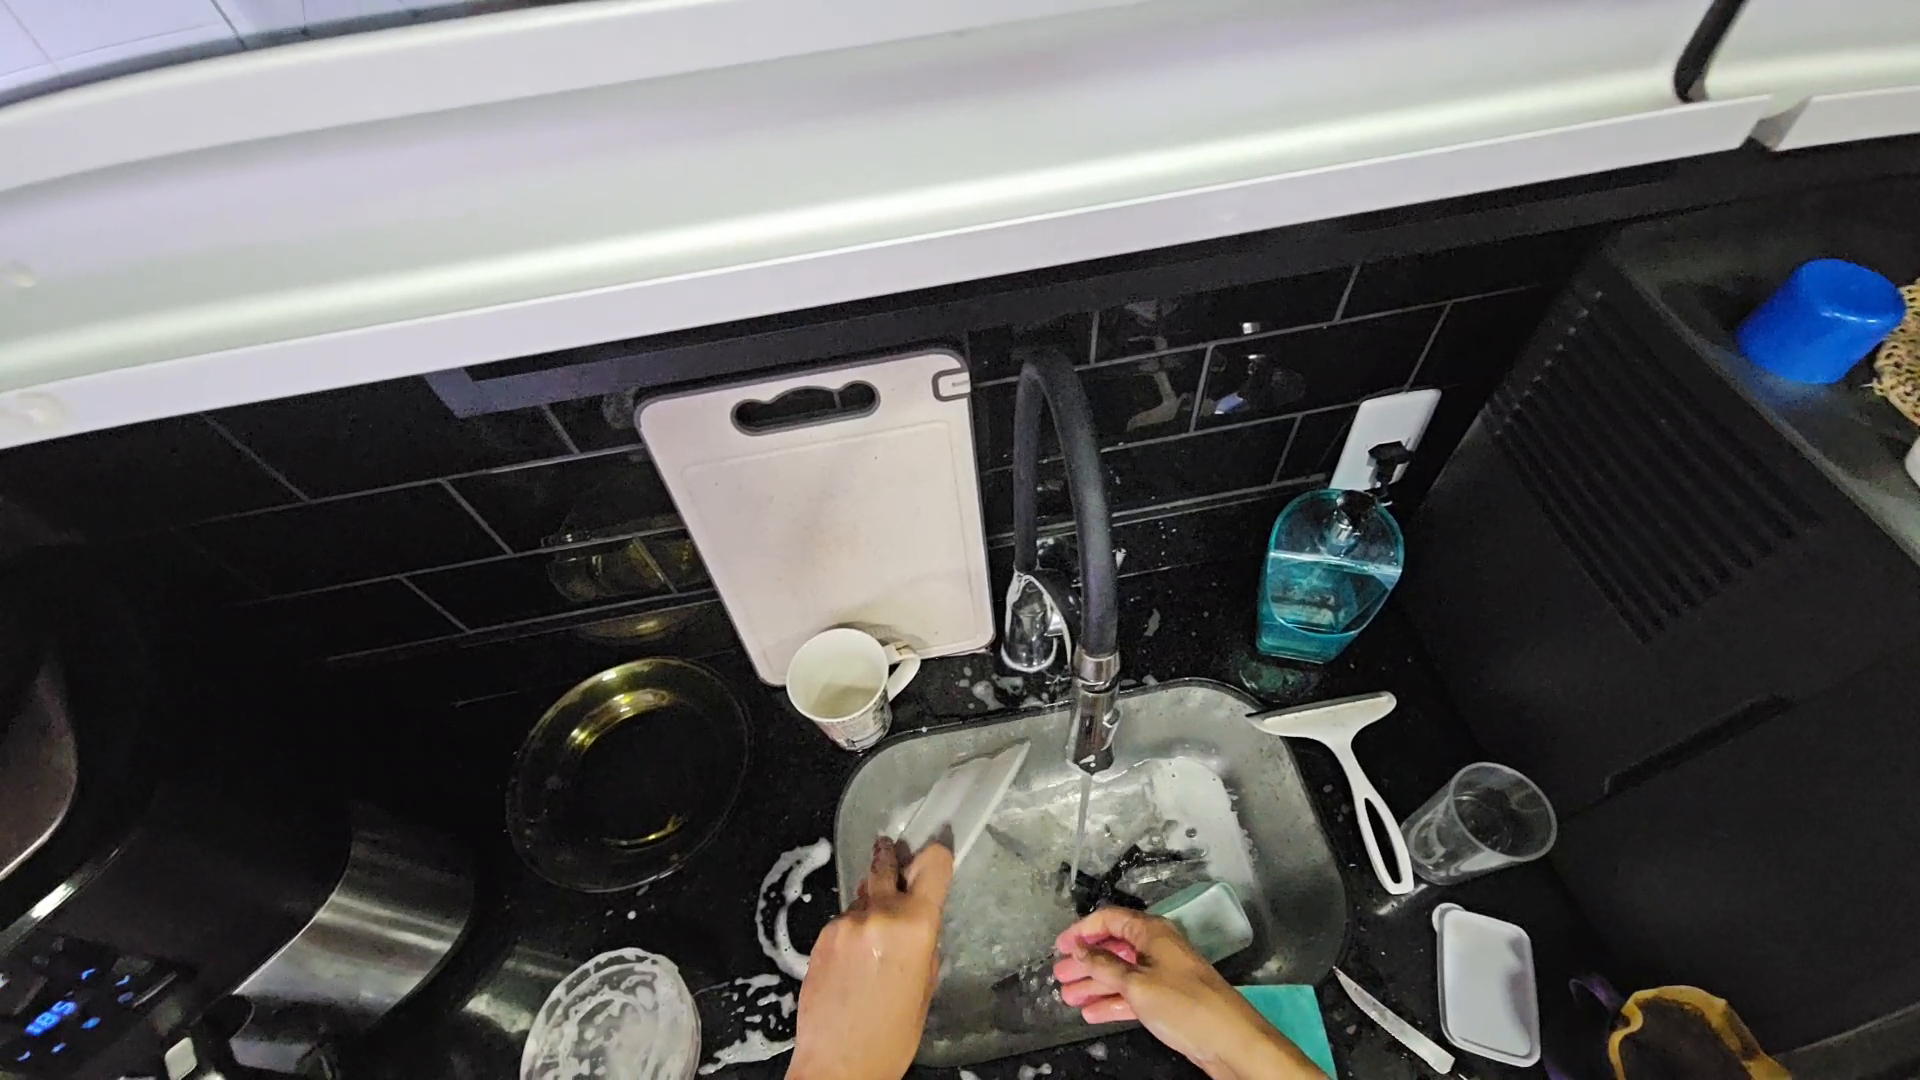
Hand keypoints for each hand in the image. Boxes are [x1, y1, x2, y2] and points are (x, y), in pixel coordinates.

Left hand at [787, 838, 953, 1079]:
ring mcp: (846, 922)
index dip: (936, 856)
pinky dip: (851, 929)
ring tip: (872, 935)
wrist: (837, 1066)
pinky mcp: (822, 935)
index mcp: (915, 925)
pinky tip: (851, 959)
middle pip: (886, 863)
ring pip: (862, 895)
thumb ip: (923, 943)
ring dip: (870, 904)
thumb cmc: (893, 1036)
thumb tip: (919, 920)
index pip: (933, 864)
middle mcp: (880, 913)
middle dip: (890, 859)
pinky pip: (844, 919)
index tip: (934, 852)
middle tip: (892, 854)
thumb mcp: (925, 988)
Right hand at [1052, 907, 1323, 1079]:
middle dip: (1085, 961)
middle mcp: (1156, 947)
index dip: (1082, 930)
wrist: (1233, 1042)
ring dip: (1095, 984)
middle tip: (1059, 975)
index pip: (1109, 920)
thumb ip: (1105, 966)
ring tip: (1068, 997)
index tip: (1060, 945)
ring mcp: (1163, 974)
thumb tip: (1080, 950)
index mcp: (1151, 931)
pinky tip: (1092, 1013)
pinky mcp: (1168, 1001)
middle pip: (1113, 947)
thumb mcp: (1138, 984)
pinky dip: (1113, 1002)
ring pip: (1121, 974)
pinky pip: (1133, 995)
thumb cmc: (1185, 1004)